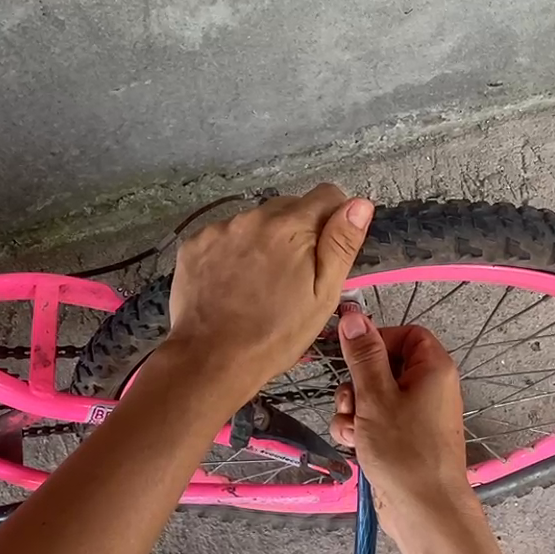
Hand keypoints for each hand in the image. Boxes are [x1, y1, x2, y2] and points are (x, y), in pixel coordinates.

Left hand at [166, 185, 372, 397]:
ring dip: (264, 241)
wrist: (211, 359)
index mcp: (291, 226)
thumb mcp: (324, 294)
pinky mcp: (195, 244)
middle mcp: (254, 218)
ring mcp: (220, 229)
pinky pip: (225, 236)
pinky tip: (234, 285)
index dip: (335, 219)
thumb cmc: (275, 334)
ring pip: (256, 222)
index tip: (328, 249)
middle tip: (294, 276)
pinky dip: (233, 252)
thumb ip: (341, 243)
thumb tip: (359, 204)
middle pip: (289, 207)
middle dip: (298, 232)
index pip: (326, 195)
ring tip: (261, 284)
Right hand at [330, 312, 479, 530]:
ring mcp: (415, 415)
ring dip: (352, 409)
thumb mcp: (375, 396)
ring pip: (372, 394)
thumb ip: (363, 355)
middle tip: (350, 402)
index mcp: (433, 368)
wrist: (423, 511)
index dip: (377, 341)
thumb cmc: (405, 451)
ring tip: (353, 430)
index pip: (406, 334)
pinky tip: (354, 444)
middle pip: (383, 365)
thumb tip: (353, 315)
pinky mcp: (402, 438)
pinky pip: (374, 419)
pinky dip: (359, 428)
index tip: (353, 356)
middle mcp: (428, 388)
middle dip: (356, 384)